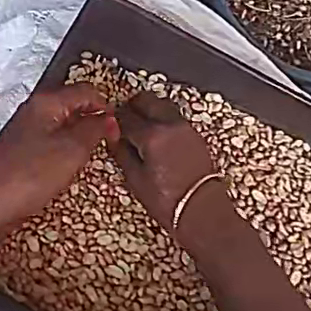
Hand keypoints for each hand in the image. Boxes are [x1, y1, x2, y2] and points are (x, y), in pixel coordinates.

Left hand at [0, 83, 116, 234]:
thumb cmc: (28, 175)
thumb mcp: (72, 149)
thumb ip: (94, 129)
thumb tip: (108, 118)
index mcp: (46, 102)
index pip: (86, 90)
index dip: (106, 106)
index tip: (119, 128)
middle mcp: (33, 111)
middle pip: (72, 105)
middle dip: (93, 121)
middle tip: (108, 143)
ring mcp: (24, 132)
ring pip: (61, 125)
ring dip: (79, 137)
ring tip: (91, 156)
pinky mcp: (20, 152)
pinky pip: (50, 142)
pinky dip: (64, 151)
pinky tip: (68, 167)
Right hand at [110, 93, 227, 233]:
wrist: (202, 210)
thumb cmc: (166, 201)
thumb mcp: (135, 179)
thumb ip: (122, 152)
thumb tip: (113, 137)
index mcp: (152, 136)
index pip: (126, 117)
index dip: (114, 119)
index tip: (108, 124)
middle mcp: (169, 125)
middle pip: (146, 100)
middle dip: (131, 106)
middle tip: (122, 119)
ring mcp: (185, 127)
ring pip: (162, 104)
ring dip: (149, 109)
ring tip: (139, 126)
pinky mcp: (194, 134)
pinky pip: (174, 116)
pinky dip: (162, 118)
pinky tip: (156, 135)